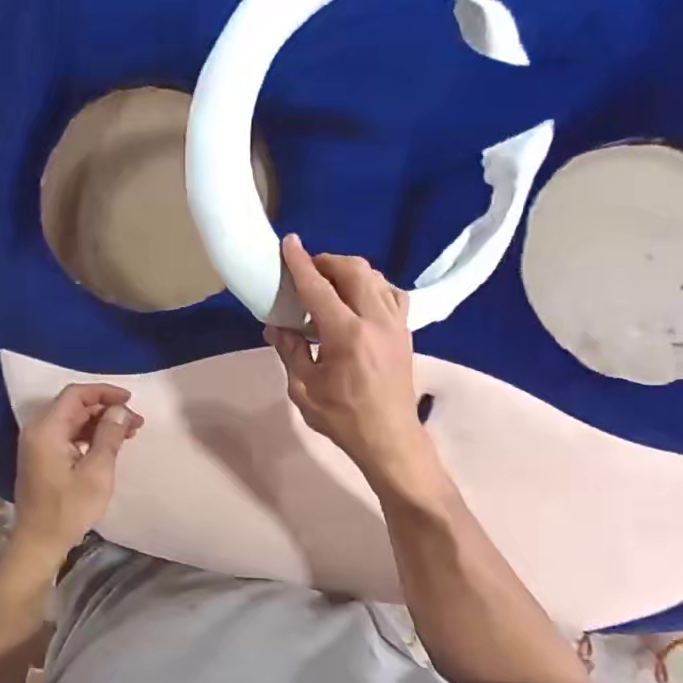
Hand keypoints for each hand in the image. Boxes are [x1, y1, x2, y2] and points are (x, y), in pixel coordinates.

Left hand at [12, 383, 144, 558]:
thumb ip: (109, 436)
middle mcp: (37, 431)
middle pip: (73, 406)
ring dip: (99, 422)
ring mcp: (37, 445)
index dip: (104, 392)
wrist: (39, 542)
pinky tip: (109, 445)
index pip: (75, 395)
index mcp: (47, 430)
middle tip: (135, 421)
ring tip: (129, 432)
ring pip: (71, 421)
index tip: (129, 400)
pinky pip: (66, 435)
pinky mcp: (41, 458)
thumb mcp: (97, 472)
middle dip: (105, 408)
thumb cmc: (69, 509)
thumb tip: (119, 410)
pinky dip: (88, 435)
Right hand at [265, 234, 436, 493]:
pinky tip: (359, 297)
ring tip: (330, 282)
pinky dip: (373, 286)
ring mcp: (396, 325)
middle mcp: (376, 321)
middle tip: (307, 269)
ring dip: (350, 271)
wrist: (390, 439)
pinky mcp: (405, 332)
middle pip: (354, 271)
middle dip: (327, 262)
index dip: (301, 263)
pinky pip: (392, 294)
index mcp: (347, 335)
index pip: (319, 288)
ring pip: (376, 278)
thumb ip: (290, 351)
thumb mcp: (304, 388)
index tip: (289, 243)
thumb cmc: (343, 418)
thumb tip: (276, 326)